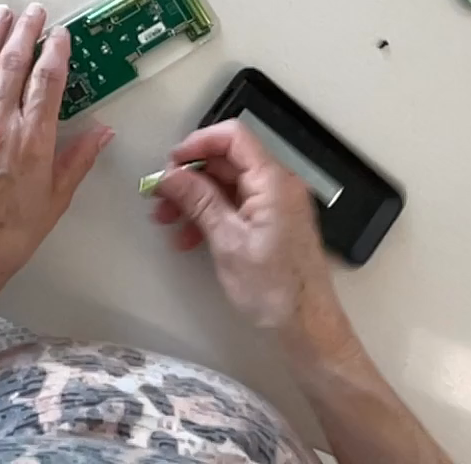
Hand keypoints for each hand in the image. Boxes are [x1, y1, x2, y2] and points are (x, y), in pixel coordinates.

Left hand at [0, 3, 112, 304]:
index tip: (61, 35)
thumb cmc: (10, 232)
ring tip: (2, 14)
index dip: (56, 52)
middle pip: (14, 63)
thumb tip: (102, 132)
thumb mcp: (56, 199)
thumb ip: (78, 159)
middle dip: (26, 32)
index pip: (47, 81)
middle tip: (34, 12)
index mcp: (31, 140)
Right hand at [150, 121, 357, 357]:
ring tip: (166, 220)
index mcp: (273, 181)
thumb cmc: (273, 289)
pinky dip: (209, 215)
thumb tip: (170, 175)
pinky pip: (235, 205)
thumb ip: (198, 200)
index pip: (233, 137)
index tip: (171, 163)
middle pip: (226, 161)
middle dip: (189, 176)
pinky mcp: (272, 224)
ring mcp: (275, 205)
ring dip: (194, 198)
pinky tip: (187, 237)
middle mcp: (278, 185)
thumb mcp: (228, 240)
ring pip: (226, 185)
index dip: (198, 142)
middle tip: (160, 195)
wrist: (309, 334)